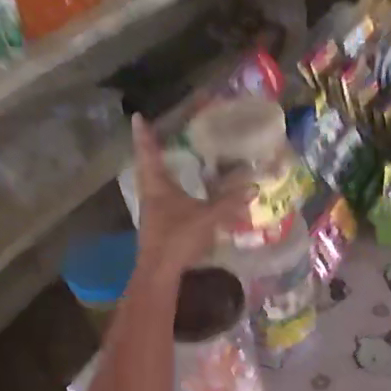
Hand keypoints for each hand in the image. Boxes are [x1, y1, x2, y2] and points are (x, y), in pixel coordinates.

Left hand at [131, 113, 253, 279]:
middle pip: (148, 168)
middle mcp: (150, 196)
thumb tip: (252, 187)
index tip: (138, 118)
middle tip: (156, 137)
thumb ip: (229, 203)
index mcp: (157, 187)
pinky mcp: (157, 227)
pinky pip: (163, 203)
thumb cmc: (177, 239)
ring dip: (161, 174)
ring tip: (171, 164)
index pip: (149, 153)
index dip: (144, 136)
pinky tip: (183, 198)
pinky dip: (172, 194)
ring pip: (154, 187)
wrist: (158, 272)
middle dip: (152, 152)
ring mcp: (151, 213)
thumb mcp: (207, 218)